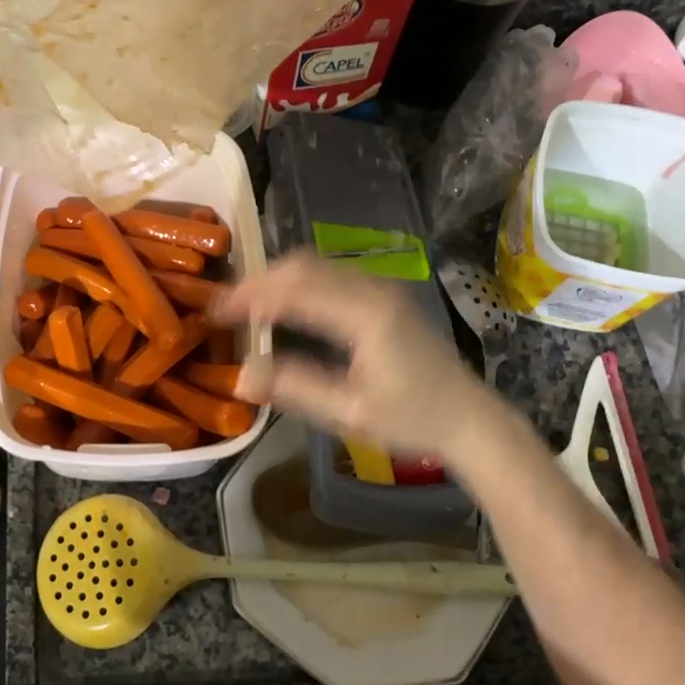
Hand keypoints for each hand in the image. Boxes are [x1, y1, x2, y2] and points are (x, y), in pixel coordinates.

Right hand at [210, 251, 501, 459]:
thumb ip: (295, 388)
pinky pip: (331, 274)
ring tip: (245, 304)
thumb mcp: (349, 412)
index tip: (215, 311)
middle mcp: (375, 290)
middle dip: (258, 281)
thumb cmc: (412, 420)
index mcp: (366, 316)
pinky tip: (282, 304)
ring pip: (316, 264)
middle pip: (303, 266)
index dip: (251, 296)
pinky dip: (298, 282)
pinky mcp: (384, 295)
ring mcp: (382, 288)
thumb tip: (241, 378)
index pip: (295, 289)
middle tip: (224, 306)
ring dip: (277, 279)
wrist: (469, 418)